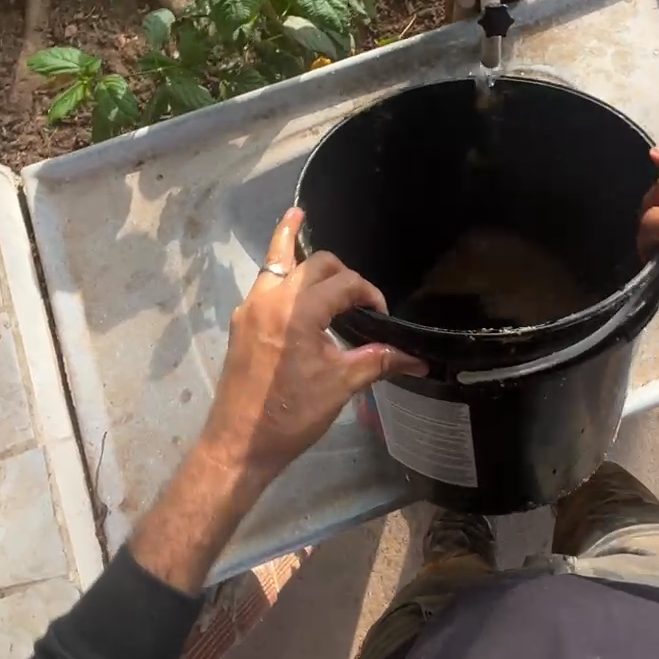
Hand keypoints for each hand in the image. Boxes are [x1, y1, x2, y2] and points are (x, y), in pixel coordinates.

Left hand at [199, 207, 426, 481]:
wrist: (238, 444)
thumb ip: (379, 361)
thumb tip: (419, 360)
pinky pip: (263, 281)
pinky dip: (277, 266)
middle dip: (341, 270)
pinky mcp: (241, 320)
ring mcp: (252, 307)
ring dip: (291, 240)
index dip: (368, 292)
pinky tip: (287, 267)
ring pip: (276, 260)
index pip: (344, 283)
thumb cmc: (291, 414)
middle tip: (358, 293)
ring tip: (298, 215)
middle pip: (315, 263)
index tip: (380, 313)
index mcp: (299, 311)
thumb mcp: (341, 385)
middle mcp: (272, 299)